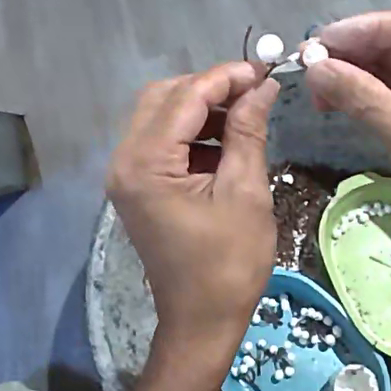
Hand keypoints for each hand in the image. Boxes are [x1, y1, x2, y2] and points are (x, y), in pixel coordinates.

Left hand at [108, 61, 280, 355]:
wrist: (201, 321)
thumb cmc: (229, 264)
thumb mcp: (245, 192)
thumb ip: (248, 131)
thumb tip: (263, 86)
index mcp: (146, 164)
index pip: (184, 97)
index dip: (226, 77)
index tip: (265, 69)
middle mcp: (124, 162)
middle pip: (163, 98)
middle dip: (209, 89)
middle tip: (255, 92)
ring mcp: (126, 176)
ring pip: (160, 117)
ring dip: (201, 110)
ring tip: (246, 116)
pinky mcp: (137, 188)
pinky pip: (161, 144)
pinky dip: (192, 135)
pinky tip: (225, 142)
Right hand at [305, 11, 390, 253]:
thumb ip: (364, 98)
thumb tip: (315, 68)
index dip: (365, 29)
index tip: (321, 41)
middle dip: (352, 53)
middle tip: (307, 62)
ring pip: (387, 71)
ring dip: (350, 75)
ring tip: (313, 85)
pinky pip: (385, 96)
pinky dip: (358, 96)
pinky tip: (330, 100)